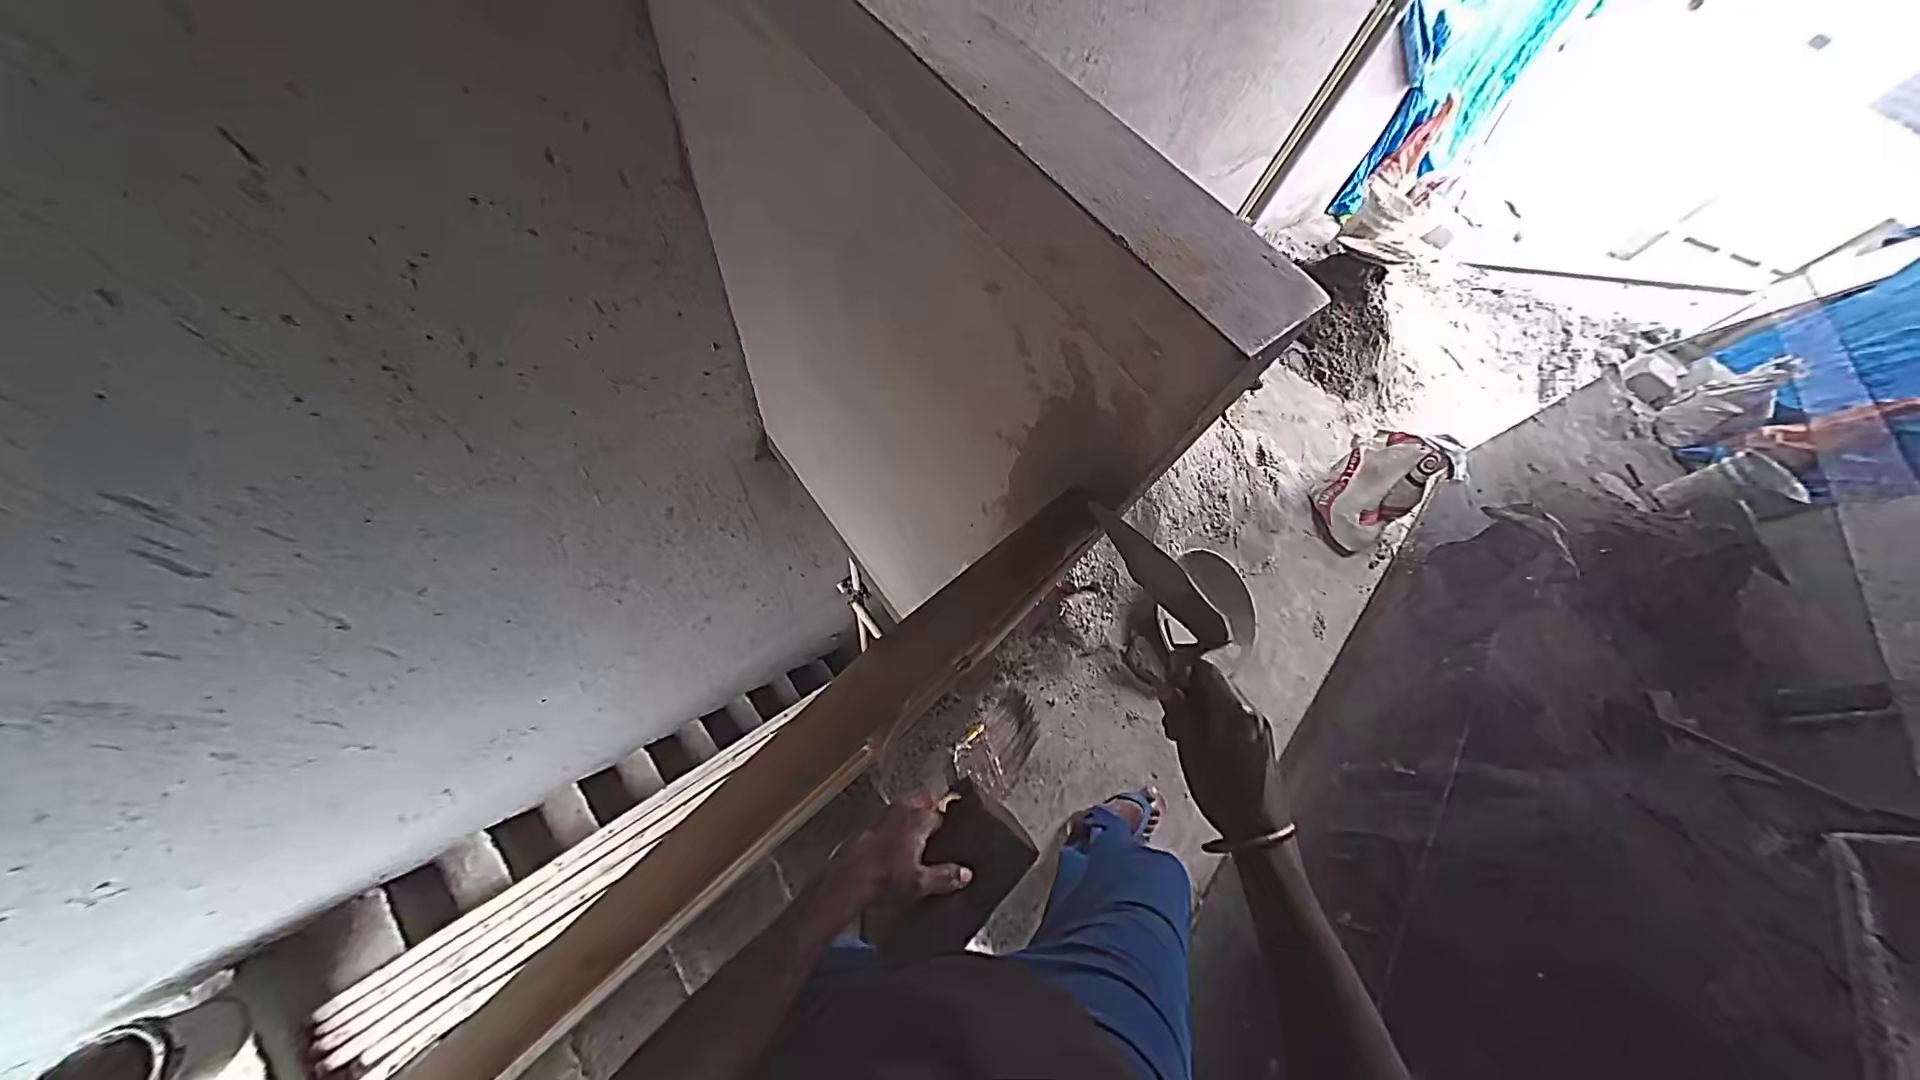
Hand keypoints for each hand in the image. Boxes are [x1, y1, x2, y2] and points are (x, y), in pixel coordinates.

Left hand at [826, 794, 972, 908]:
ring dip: (913, 816)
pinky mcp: (871, 824)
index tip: (953, 838)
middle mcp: (904, 810)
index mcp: (920, 819)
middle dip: (932, 811)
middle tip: (938, 830)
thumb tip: (966, 873)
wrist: (849, 879)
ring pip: (907, 808)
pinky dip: (898, 825)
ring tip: (920, 836)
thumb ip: (945, 876)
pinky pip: (893, 818)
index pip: (943, 815)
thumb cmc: (886, 878)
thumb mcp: (920, 883)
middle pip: (924, 803)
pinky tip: (898, 843)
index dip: (949, 827)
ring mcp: (885, 815)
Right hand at [1161, 655, 1288, 841]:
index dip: (1182, 671)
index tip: (1167, 685)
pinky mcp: (1260, 739)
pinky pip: (1232, 717)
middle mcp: (1250, 711)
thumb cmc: (1221, 790)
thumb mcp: (1190, 748)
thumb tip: (1168, 687)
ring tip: (1183, 734)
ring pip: (1222, 701)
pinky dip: (1213, 721)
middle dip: (1189, 693)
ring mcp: (1258, 725)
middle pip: (1214, 683)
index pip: (1206, 668)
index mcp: (1233, 708)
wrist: (1258, 828)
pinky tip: (1201, 743)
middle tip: (1171, 717)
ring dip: (1199, 708)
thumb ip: (1179, 712)